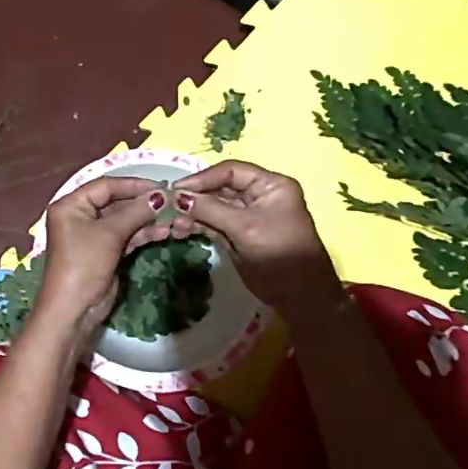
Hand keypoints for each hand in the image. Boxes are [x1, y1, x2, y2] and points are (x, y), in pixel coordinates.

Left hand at [36, 177, 171, 345]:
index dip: (134, 184)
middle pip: (116, 202)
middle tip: (171, 202)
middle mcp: (80, 215)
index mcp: (71, 205)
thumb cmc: (85, 264)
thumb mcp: (110, 234)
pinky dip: (143, 233)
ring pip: (123, 220)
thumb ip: (136, 211)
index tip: (161, 186)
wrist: (74, 309)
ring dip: (147, 219)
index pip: (105, 186)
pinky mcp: (104, 251)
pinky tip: (164, 232)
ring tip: (173, 218)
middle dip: (143, 203)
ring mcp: (92, 234)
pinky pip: (125, 235)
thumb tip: (162, 195)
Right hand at [170, 160, 347, 322]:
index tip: (176, 190)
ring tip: (173, 225)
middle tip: (168, 207)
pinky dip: (197, 226)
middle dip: (194, 198)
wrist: (299, 297)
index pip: (230, 171)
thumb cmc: (279, 255)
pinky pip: (213, 223)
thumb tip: (177, 197)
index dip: (202, 178)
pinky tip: (180, 231)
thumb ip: (210, 210)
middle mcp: (258, 195)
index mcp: (270, 185)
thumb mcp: (245, 228)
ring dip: (192, 214)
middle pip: (219, 188)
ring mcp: (247, 215)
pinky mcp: (237, 234)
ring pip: (213, 207)